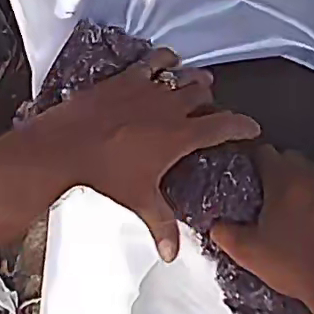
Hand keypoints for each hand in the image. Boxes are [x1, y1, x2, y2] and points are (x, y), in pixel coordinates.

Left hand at [23, 49, 259, 261]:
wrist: (63, 148)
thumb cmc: (102, 175)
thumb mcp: (138, 200)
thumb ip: (161, 225)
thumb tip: (172, 254)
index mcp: (180, 135)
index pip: (224, 125)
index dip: (242, 125)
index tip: (250, 128)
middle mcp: (168, 107)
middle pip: (203, 94)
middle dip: (212, 101)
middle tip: (212, 109)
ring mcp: (146, 89)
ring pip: (182, 74)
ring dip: (193, 78)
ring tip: (198, 82)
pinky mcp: (123, 79)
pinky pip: (151, 60)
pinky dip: (163, 59)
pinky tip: (165, 60)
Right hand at [211, 145, 313, 305]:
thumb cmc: (294, 265)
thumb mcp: (247, 252)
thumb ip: (223, 232)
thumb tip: (216, 224)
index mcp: (284, 182)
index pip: (263, 152)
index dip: (252, 161)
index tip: (248, 174)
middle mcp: (312, 177)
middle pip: (289, 157)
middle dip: (277, 169)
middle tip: (268, 191)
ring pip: (313, 169)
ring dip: (301, 179)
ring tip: (293, 202)